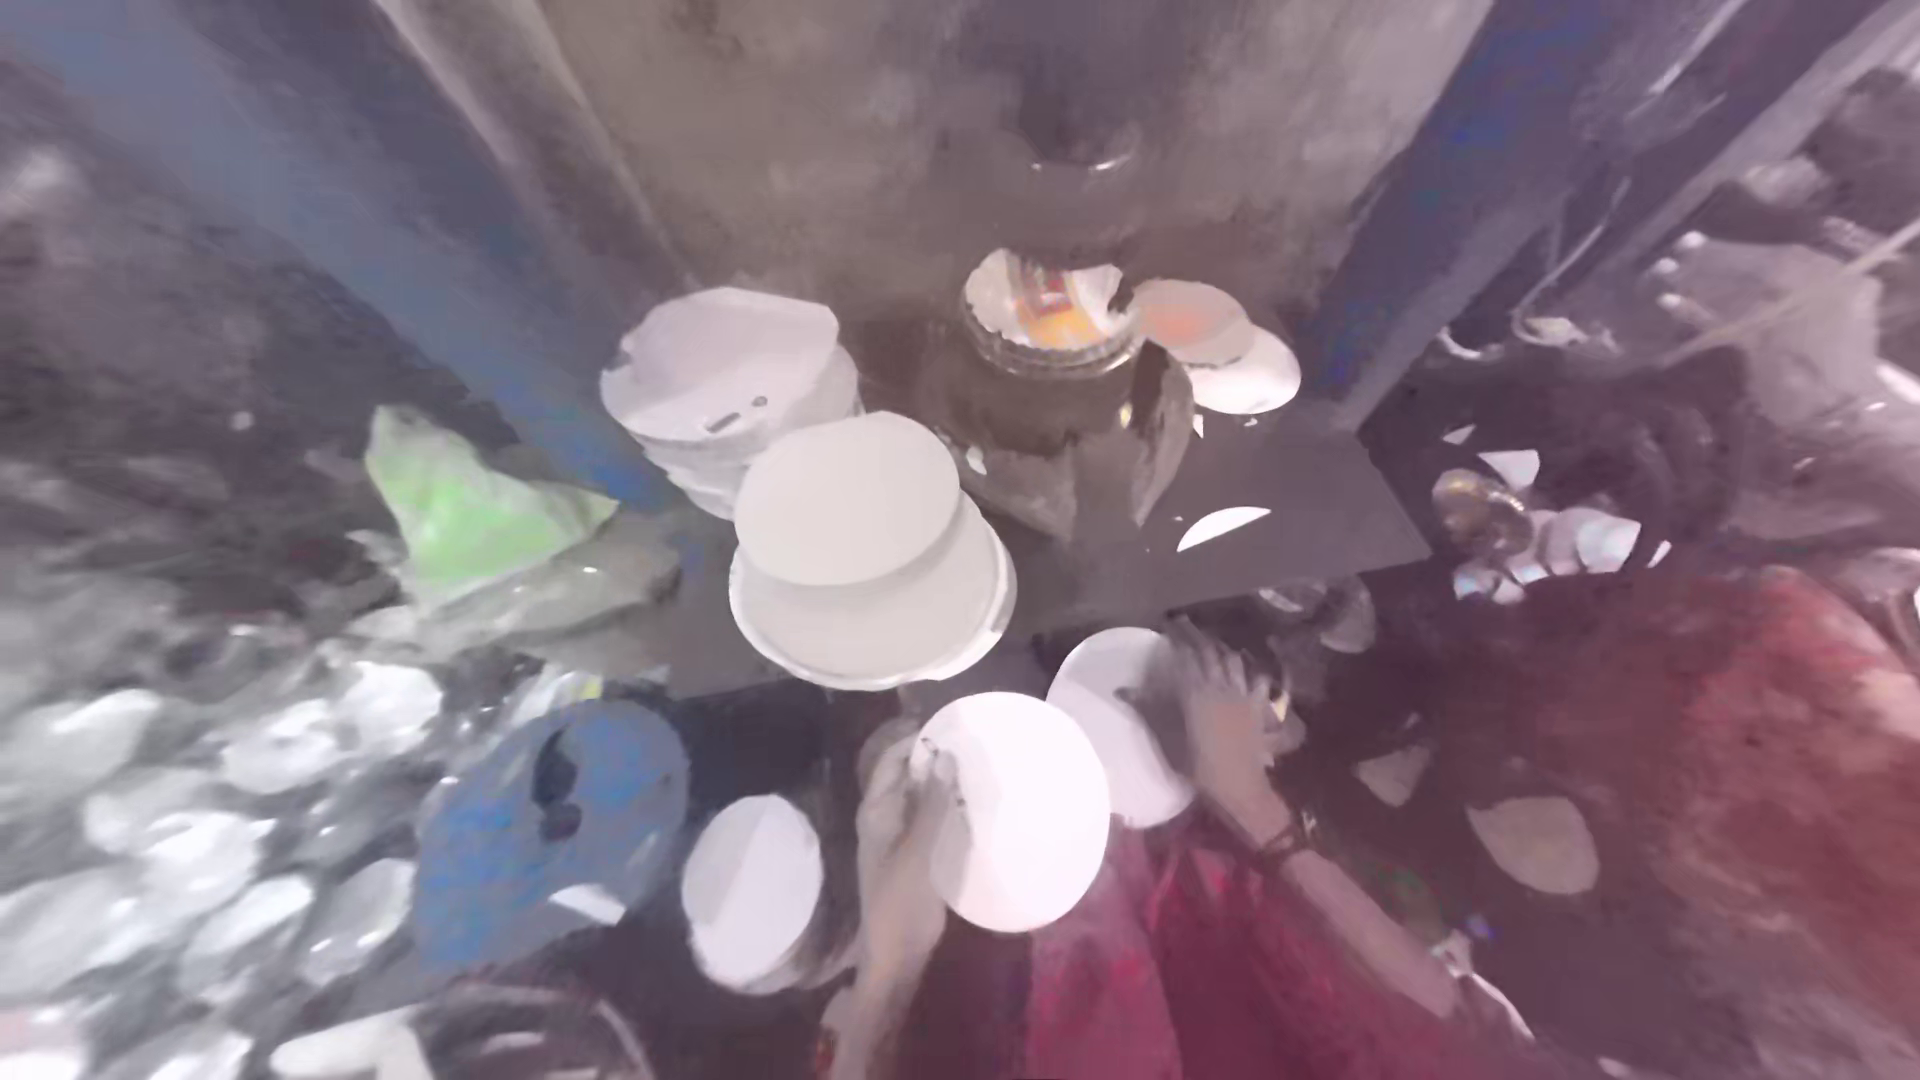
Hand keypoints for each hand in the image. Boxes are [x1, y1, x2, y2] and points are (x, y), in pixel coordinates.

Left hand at [853, 737, 957, 981]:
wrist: (896, 956)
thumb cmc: (901, 902)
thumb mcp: (919, 852)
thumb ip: (931, 804)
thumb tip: (945, 756)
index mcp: (876, 809)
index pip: (892, 759)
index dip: (915, 739)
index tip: (949, 725)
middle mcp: (885, 814)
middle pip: (906, 772)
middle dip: (933, 756)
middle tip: (970, 741)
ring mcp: (900, 831)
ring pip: (920, 792)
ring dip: (942, 779)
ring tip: (976, 763)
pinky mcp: (915, 848)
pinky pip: (929, 813)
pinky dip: (946, 801)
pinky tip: (971, 798)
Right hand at [1127, 618, 1293, 845]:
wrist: (1238, 785)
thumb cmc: (1197, 764)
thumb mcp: (1165, 736)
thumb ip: (1146, 708)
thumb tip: (1121, 690)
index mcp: (1194, 690)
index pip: (1183, 654)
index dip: (1176, 637)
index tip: (1166, 624)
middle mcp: (1218, 685)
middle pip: (1208, 651)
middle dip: (1196, 635)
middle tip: (1185, 623)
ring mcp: (1241, 694)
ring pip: (1232, 661)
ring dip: (1221, 648)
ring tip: (1213, 641)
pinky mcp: (1257, 706)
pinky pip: (1258, 681)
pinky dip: (1252, 670)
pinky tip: (1249, 667)